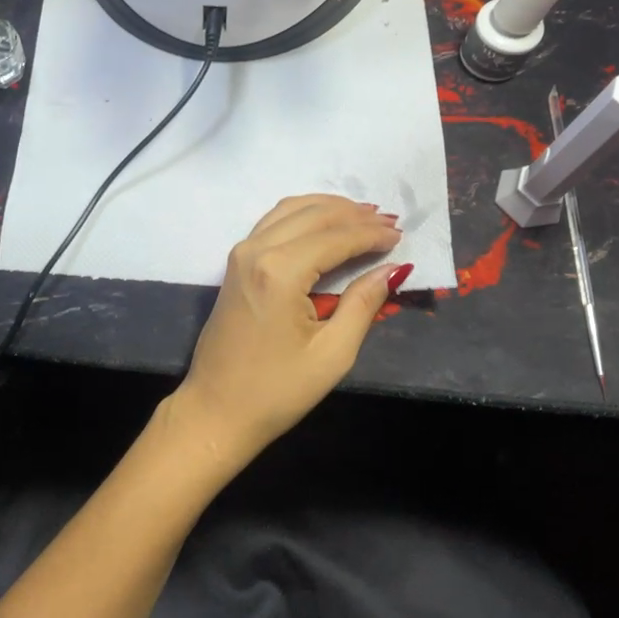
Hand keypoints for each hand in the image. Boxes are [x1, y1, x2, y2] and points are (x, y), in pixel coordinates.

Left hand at [172, 195, 410, 465]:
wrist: (216, 408)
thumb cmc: (276, 391)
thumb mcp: (332, 354)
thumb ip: (363, 304)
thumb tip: (392, 269)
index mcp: (280, 271)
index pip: (335, 238)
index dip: (370, 234)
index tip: (401, 234)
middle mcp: (256, 250)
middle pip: (312, 215)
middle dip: (354, 215)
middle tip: (389, 222)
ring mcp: (241, 252)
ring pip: (290, 210)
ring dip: (328, 209)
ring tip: (364, 216)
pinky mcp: (235, 262)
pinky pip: (273, 222)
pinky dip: (304, 215)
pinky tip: (326, 223)